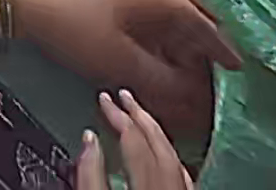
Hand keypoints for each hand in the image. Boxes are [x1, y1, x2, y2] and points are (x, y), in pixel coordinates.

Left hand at [1, 0, 240, 134]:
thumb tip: (193, 96)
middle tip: (216, 45)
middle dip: (203, 20)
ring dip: (180, 11)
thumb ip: (162, 81)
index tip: (236, 65)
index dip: (218, 43)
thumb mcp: (121, 61)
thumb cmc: (76, 26)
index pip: (197, 18)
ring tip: (187, 37)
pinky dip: (158, 7)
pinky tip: (150, 26)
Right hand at [77, 90, 194, 189]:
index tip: (103, 98)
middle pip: (160, 146)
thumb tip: (89, 138)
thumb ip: (90, 175)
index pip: (134, 140)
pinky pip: (186, 178)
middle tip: (124, 95)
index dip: (117, 115)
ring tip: (141, 116)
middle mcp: (171, 189)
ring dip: (156, 133)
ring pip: (176, 160)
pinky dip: (172, 158)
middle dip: (140, 116)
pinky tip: (165, 154)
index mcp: (148, 186)